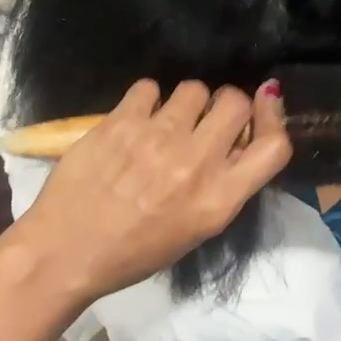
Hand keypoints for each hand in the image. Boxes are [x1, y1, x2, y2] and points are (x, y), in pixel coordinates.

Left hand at [6, 79, 291, 303]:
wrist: (66, 252)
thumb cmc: (133, 253)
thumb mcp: (195, 230)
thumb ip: (222, 186)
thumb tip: (235, 142)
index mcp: (219, 200)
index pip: (274, 145)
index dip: (274, 116)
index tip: (265, 102)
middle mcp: (196, 164)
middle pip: (235, 103)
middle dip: (227, 105)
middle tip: (206, 120)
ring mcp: (158, 138)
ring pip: (194, 89)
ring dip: (186, 102)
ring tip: (166, 122)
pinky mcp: (121, 122)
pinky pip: (149, 87)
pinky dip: (146, 100)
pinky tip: (135, 121)